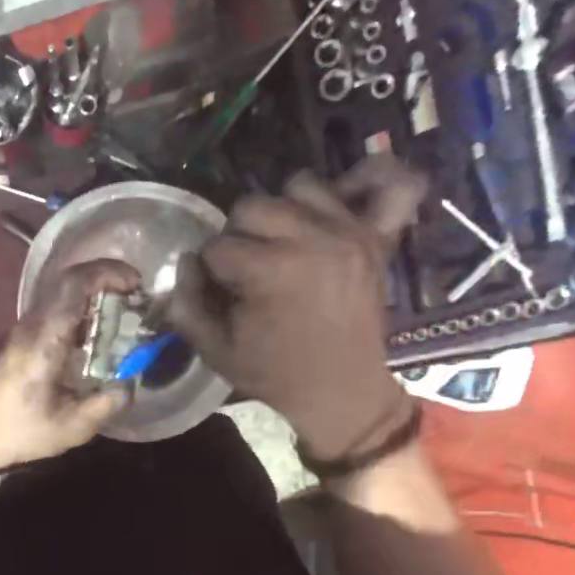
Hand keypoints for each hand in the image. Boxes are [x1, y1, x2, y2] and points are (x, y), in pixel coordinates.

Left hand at [0, 259, 139, 481]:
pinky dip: (83, 309)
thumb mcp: (74, 428)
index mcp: (44, 340)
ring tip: (125, 311)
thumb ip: (108, 403)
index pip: (74, 285)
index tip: (136, 284)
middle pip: (69, 281)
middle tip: (136, 295)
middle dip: (106, 278)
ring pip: (62, 293)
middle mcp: (32, 325)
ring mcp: (25, 330)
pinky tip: (100, 332)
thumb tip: (132, 382)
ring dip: (94, 293)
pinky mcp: (24, 339)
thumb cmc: (21, 433)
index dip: (107, 272)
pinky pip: (57, 310)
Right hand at [169, 156, 428, 464]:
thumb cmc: (275, 374)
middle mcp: (311, 240)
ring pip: (299, 187)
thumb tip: (186, 261)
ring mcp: (349, 234)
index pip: (217, 246)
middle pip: (252, 206)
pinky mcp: (376, 238)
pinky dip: (367, 183)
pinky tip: (346, 197)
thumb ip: (187, 304)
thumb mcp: (216, 352)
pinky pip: (388, 187)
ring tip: (284, 244)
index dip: (211, 271)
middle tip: (249, 269)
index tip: (223, 295)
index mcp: (270, 271)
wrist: (342, 392)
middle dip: (239, 236)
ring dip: (283, 212)